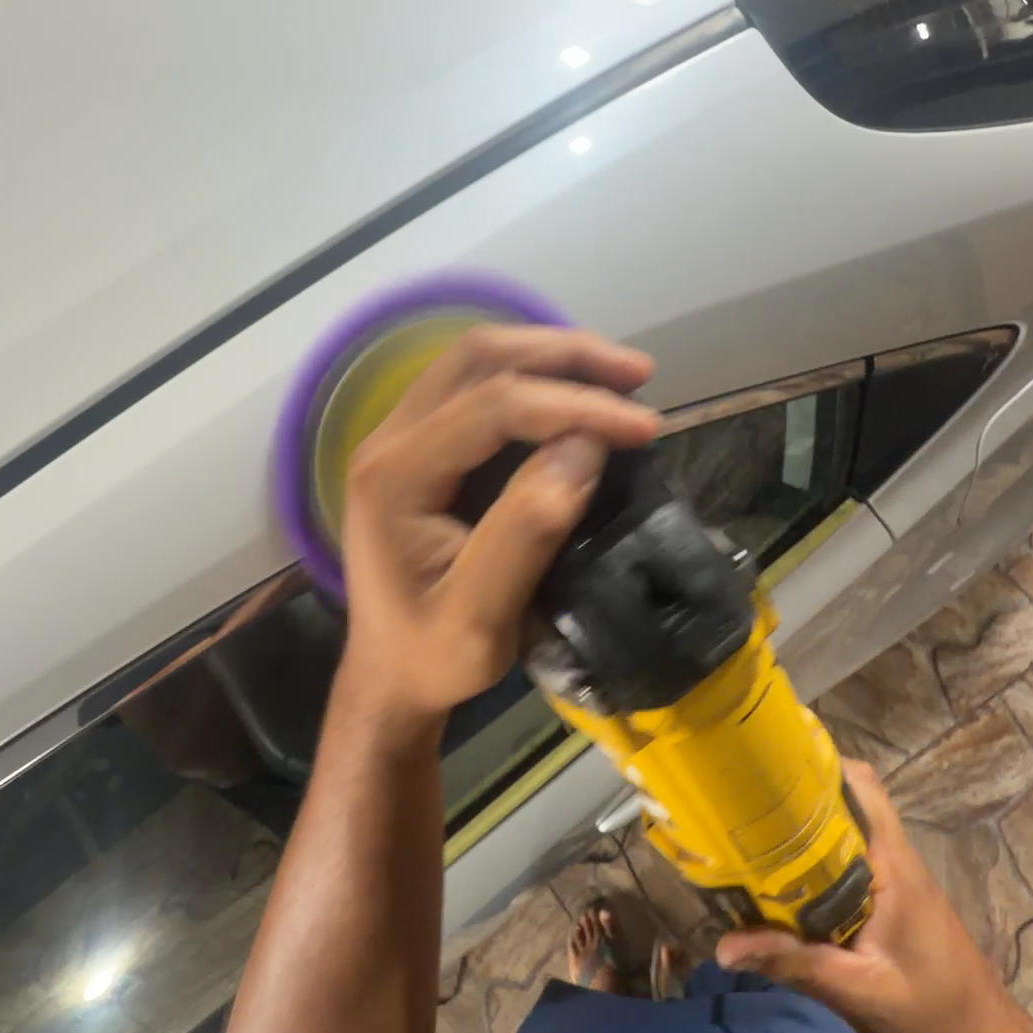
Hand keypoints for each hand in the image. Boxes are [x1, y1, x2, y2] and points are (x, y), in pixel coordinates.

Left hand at [332, 325, 658, 726]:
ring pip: (473, 364)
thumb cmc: (431, 658)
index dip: (576, 405)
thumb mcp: (479, 620)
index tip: (644, 426)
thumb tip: (586, 448)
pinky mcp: (415, 452)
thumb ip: (525, 532)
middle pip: (477, 358)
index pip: (493, 406)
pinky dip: (529, 382)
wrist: (389, 676)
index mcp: (394, 478)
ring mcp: (396, 442)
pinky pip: (471, 390)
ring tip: (616, 378)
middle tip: (636, 374)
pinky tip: (574, 399)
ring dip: (548, 359)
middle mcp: (387, 442)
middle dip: (564, 355)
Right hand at [716, 762, 1032, 1032]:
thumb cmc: (933, 1013)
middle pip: (838, 800)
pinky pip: (836, 857)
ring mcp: (886, 876)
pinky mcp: (879, 897)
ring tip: (738, 822)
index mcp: (892, 862)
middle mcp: (888, 857)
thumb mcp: (860, 991)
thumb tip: (723, 946)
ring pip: (835, 828)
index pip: (859, 785)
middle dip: (789, 790)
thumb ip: (795, 963)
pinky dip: (802, 853)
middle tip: (734, 791)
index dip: (814, 761)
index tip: (761, 756)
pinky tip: (766, 870)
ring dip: (793, 821)